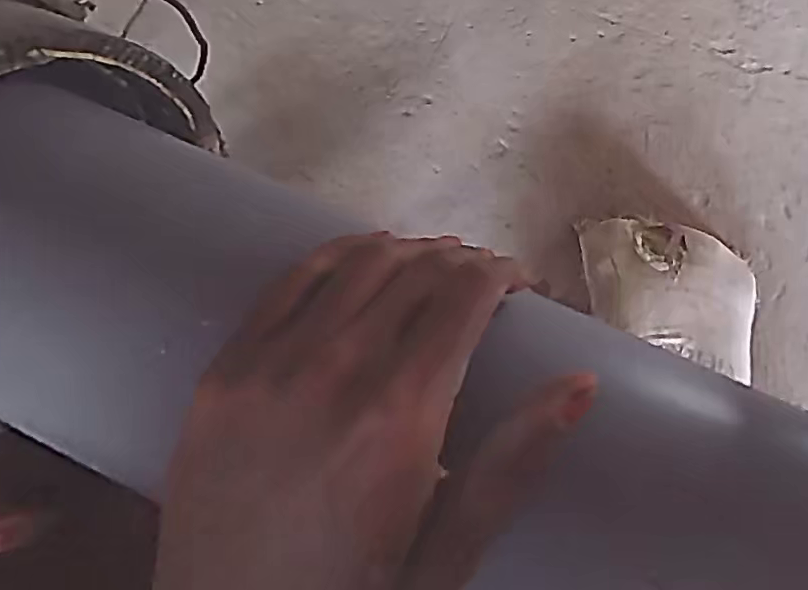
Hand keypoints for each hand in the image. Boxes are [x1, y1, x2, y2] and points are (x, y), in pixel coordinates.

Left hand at [154, 232, 595, 589]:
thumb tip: (583, 383)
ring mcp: (269, 365)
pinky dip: (346, 252)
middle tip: (485, 281)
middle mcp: (335, 372)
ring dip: (414, 250)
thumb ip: (513, 463)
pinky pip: (296, 277)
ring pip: (366, 260)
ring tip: (437, 267)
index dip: (505, 272)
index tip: (521, 284)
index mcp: (397, 416)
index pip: (467, 294)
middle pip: (422, 270)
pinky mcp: (224, 370)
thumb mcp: (446, 556)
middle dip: (468, 261)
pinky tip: (372, 256)